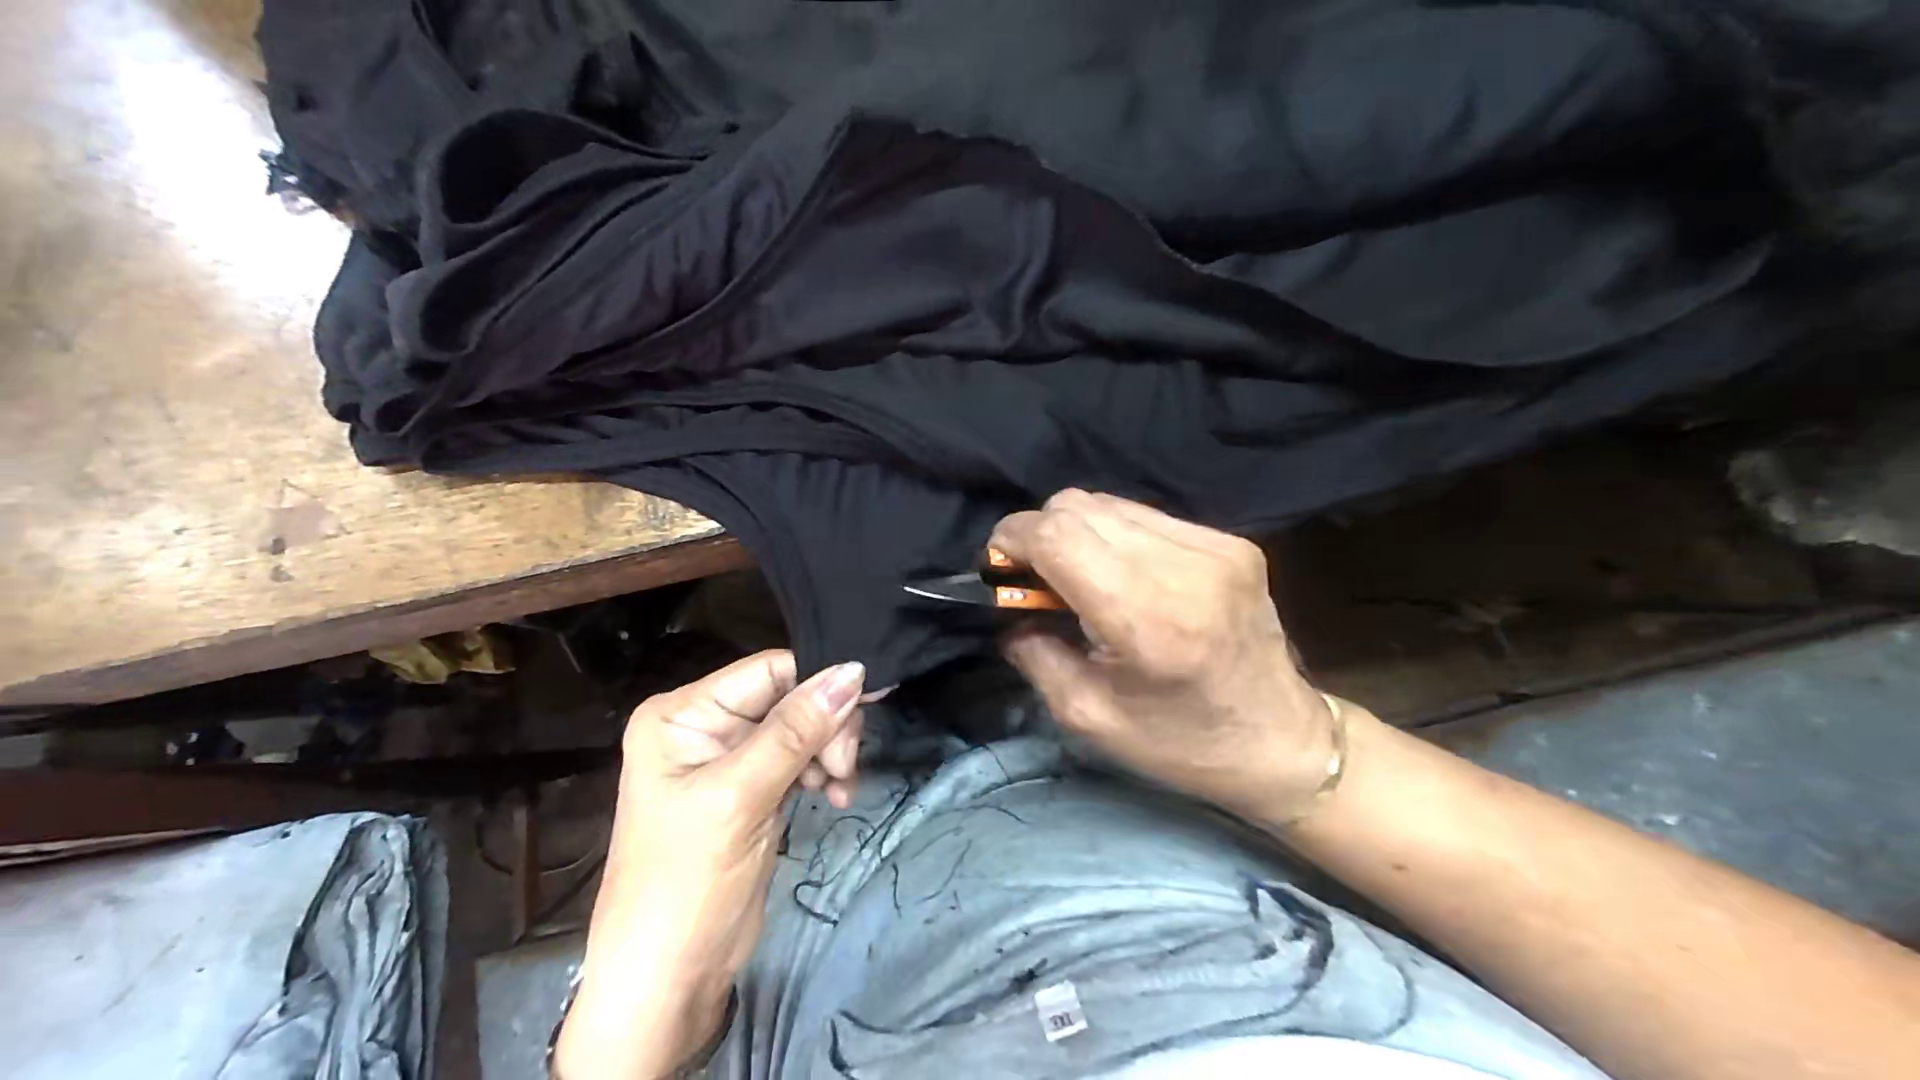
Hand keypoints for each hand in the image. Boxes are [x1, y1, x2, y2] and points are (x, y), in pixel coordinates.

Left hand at [554, 651, 864, 1079]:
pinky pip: (802, 759)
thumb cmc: (686, 880)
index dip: (819, 684)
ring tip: (839, 788)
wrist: (668, 979)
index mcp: (683, 714)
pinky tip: (836, 797)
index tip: (864, 713)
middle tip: (842, 768)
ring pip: (803, 728)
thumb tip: (854, 670)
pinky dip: (824, 772)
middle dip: (825, 727)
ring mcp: (730, 759)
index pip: (768, 670)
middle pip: (790, 697)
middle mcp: (705, 726)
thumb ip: (797, 730)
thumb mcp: (740, 797)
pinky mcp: (754, 788)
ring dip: (830, 752)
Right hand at [990, 489, 1333, 820]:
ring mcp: (1214, 547)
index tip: (999, 570)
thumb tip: (1006, 606)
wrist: (1282, 742)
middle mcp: (1183, 567)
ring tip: (1077, 575)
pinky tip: (1120, 571)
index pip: (1057, 536)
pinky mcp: (1231, 542)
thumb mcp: (1087, 716)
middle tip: (1033, 579)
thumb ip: (1034, 652)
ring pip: (1107, 502)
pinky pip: (1145, 514)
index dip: (1011, 541)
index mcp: (1146, 618)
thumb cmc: (1179, 744)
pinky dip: (1114, 534)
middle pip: (1076, 506)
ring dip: (1074, 530)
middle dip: (1037, 534)